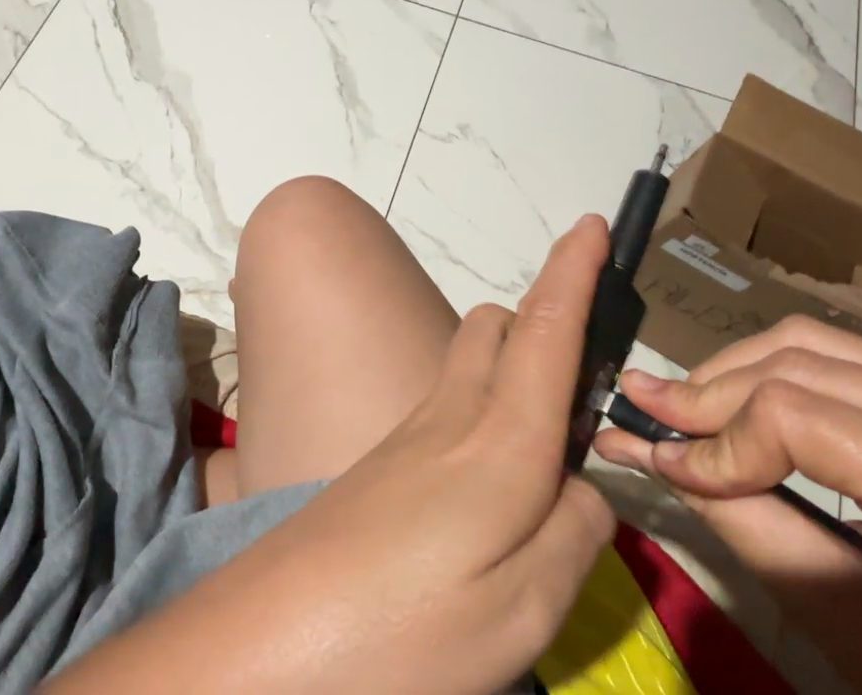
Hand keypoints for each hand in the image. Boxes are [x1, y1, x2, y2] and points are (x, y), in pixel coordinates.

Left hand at [46, 216, 617, 694]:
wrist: (267, 638)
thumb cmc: (403, 626)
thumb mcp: (522, 608)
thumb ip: (572, 533)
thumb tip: (579, 484)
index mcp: (498, 441)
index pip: (545, 331)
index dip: (575, 271)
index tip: (594, 223)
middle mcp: (449, 417)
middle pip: (497, 329)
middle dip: (545, 325)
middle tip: (587, 390)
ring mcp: (406, 437)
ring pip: (470, 364)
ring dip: (513, 371)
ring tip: (547, 450)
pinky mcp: (383, 465)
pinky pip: (447, 409)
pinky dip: (483, 416)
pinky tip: (488, 489)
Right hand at [593, 318, 861, 693]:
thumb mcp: (819, 601)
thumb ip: (724, 507)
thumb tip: (633, 443)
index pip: (801, 417)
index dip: (718, 438)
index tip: (660, 461)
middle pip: (807, 366)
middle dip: (711, 391)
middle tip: (641, 407)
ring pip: (826, 346)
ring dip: (740, 370)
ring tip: (687, 404)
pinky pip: (858, 363)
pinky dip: (783, 374)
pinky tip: (743, 399)